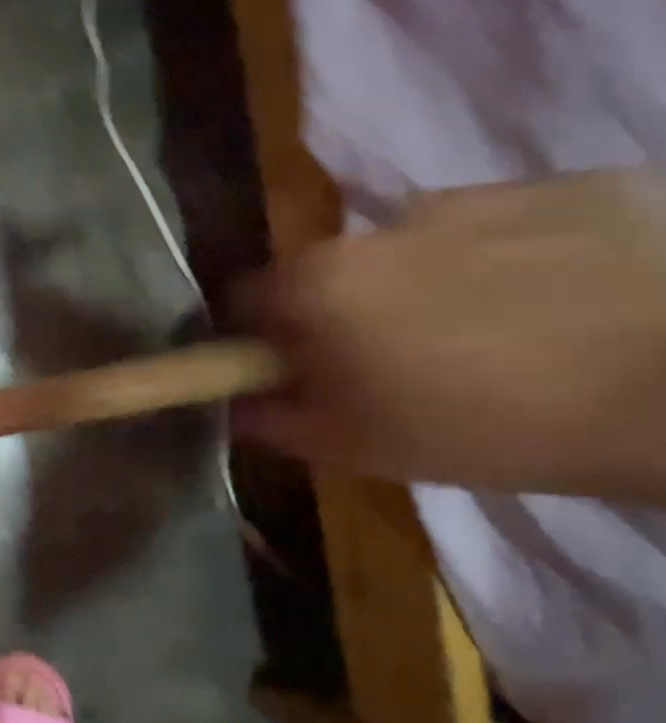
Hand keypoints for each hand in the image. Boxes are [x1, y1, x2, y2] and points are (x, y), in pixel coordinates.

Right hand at [236, 170, 665, 498]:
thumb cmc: (485, 425)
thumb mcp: (351, 446)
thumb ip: (271, 419)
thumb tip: (237, 402)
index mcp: (319, 283)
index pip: (242, 300)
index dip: (253, 341)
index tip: (282, 377)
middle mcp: (384, 223)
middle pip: (332, 271)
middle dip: (340, 314)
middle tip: (385, 370)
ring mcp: (482, 197)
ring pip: (418, 249)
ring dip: (425, 289)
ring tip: (485, 343)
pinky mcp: (576, 186)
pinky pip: (506, 230)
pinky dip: (508, 266)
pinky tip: (551, 313)